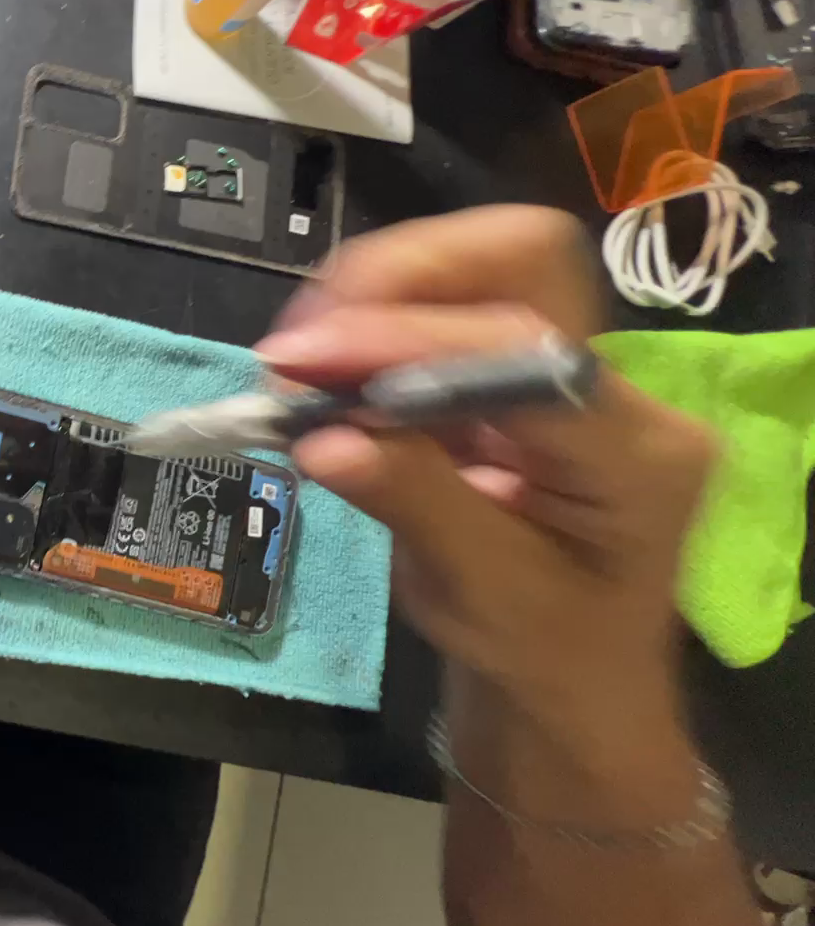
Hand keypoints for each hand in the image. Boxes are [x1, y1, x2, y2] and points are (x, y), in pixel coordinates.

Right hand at [256, 207, 714, 715]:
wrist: (563, 666)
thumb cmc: (540, 643)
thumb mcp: (480, 588)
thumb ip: (411, 501)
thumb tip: (317, 440)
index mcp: (631, 445)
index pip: (519, 347)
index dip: (402, 341)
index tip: (297, 362)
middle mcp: (601, 384)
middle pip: (517, 259)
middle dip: (397, 276)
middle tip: (304, 332)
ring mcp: (546, 372)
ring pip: (466, 274)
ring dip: (364, 298)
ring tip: (294, 357)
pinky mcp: (489, 378)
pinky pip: (423, 318)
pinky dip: (356, 330)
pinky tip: (312, 369)